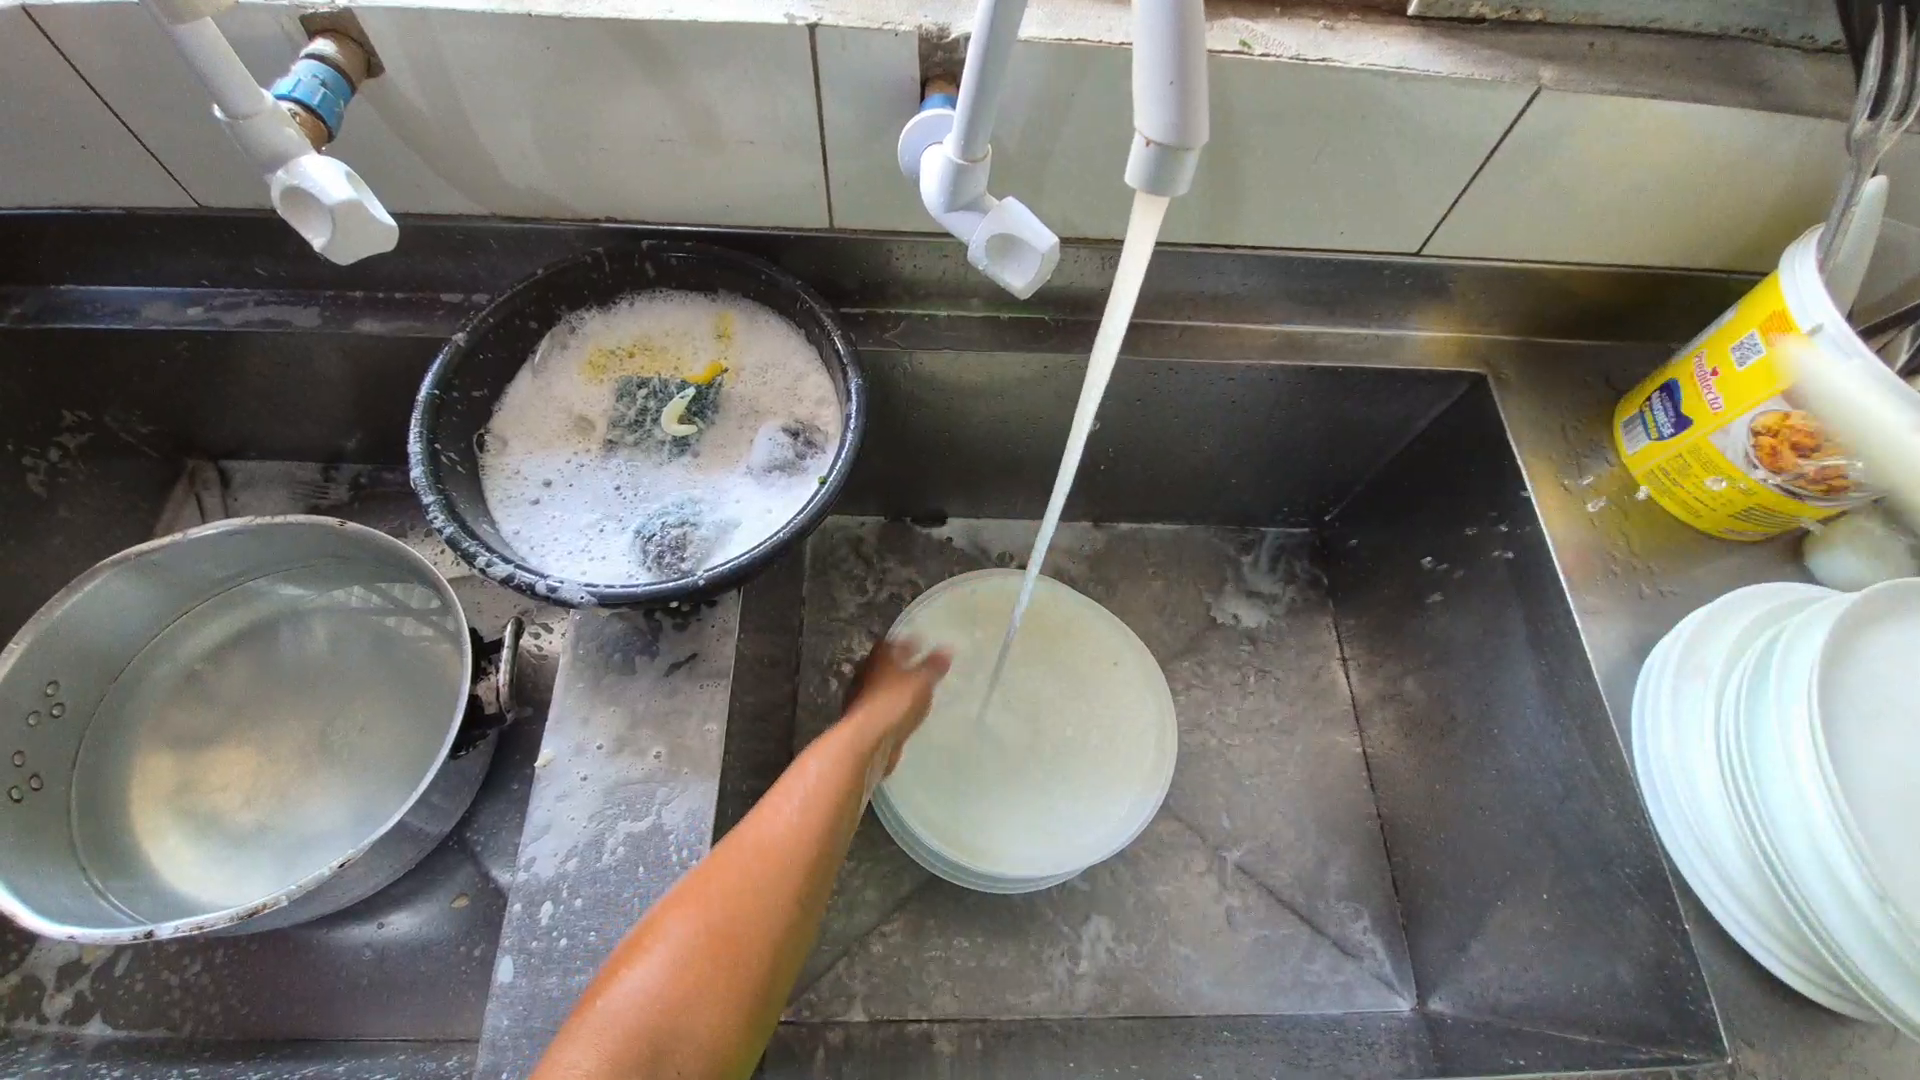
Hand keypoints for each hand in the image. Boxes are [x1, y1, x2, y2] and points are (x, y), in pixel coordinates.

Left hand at [841, 639, 951, 784]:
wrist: (867, 742)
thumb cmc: (894, 703)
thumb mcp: (921, 681)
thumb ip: (933, 666)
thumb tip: (947, 649)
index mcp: (879, 659)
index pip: (890, 643)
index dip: (906, 642)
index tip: (921, 643)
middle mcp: (867, 675)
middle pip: (885, 665)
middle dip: (902, 665)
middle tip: (922, 666)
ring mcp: (864, 699)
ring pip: (884, 687)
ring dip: (899, 688)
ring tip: (919, 692)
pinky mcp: (867, 722)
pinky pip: (886, 708)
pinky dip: (897, 708)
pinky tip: (908, 714)